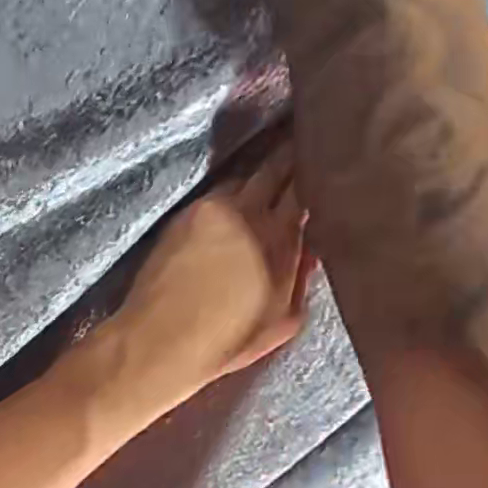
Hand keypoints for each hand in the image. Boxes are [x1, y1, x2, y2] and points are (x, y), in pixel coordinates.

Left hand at [105, 138, 315, 396]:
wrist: (162, 338)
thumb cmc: (228, 339)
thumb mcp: (285, 319)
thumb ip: (302, 276)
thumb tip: (311, 246)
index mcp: (278, 235)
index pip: (304, 185)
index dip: (315, 170)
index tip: (325, 164)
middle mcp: (245, 210)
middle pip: (273, 166)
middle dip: (289, 155)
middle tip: (302, 148)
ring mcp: (210, 208)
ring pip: (242, 177)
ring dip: (257, 177)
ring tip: (270, 179)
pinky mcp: (183, 214)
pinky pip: (215, 194)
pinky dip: (230, 195)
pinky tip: (234, 206)